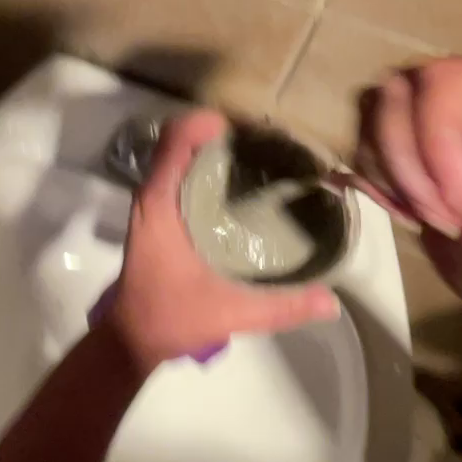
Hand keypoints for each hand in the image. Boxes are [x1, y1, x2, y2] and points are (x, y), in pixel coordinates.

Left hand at [103, 110, 339, 371]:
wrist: (132, 338)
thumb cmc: (171, 316)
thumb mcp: (229, 312)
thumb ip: (280, 307)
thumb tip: (329, 300)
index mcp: (160, 201)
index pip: (177, 139)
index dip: (207, 123)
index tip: (247, 128)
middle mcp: (152, 192)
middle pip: (180, 140)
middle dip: (218, 134)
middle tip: (263, 143)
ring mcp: (152, 202)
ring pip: (179, 155)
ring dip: (211, 149)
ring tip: (256, 157)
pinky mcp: (158, 213)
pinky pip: (178, 173)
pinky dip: (204, 167)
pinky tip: (238, 184)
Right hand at [354, 59, 461, 331]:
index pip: (453, 81)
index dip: (439, 148)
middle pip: (407, 85)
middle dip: (411, 162)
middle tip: (447, 215)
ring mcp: (445, 97)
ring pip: (377, 101)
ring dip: (393, 171)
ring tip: (434, 212)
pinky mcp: (410, 118)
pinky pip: (362, 125)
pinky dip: (377, 173)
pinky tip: (413, 204)